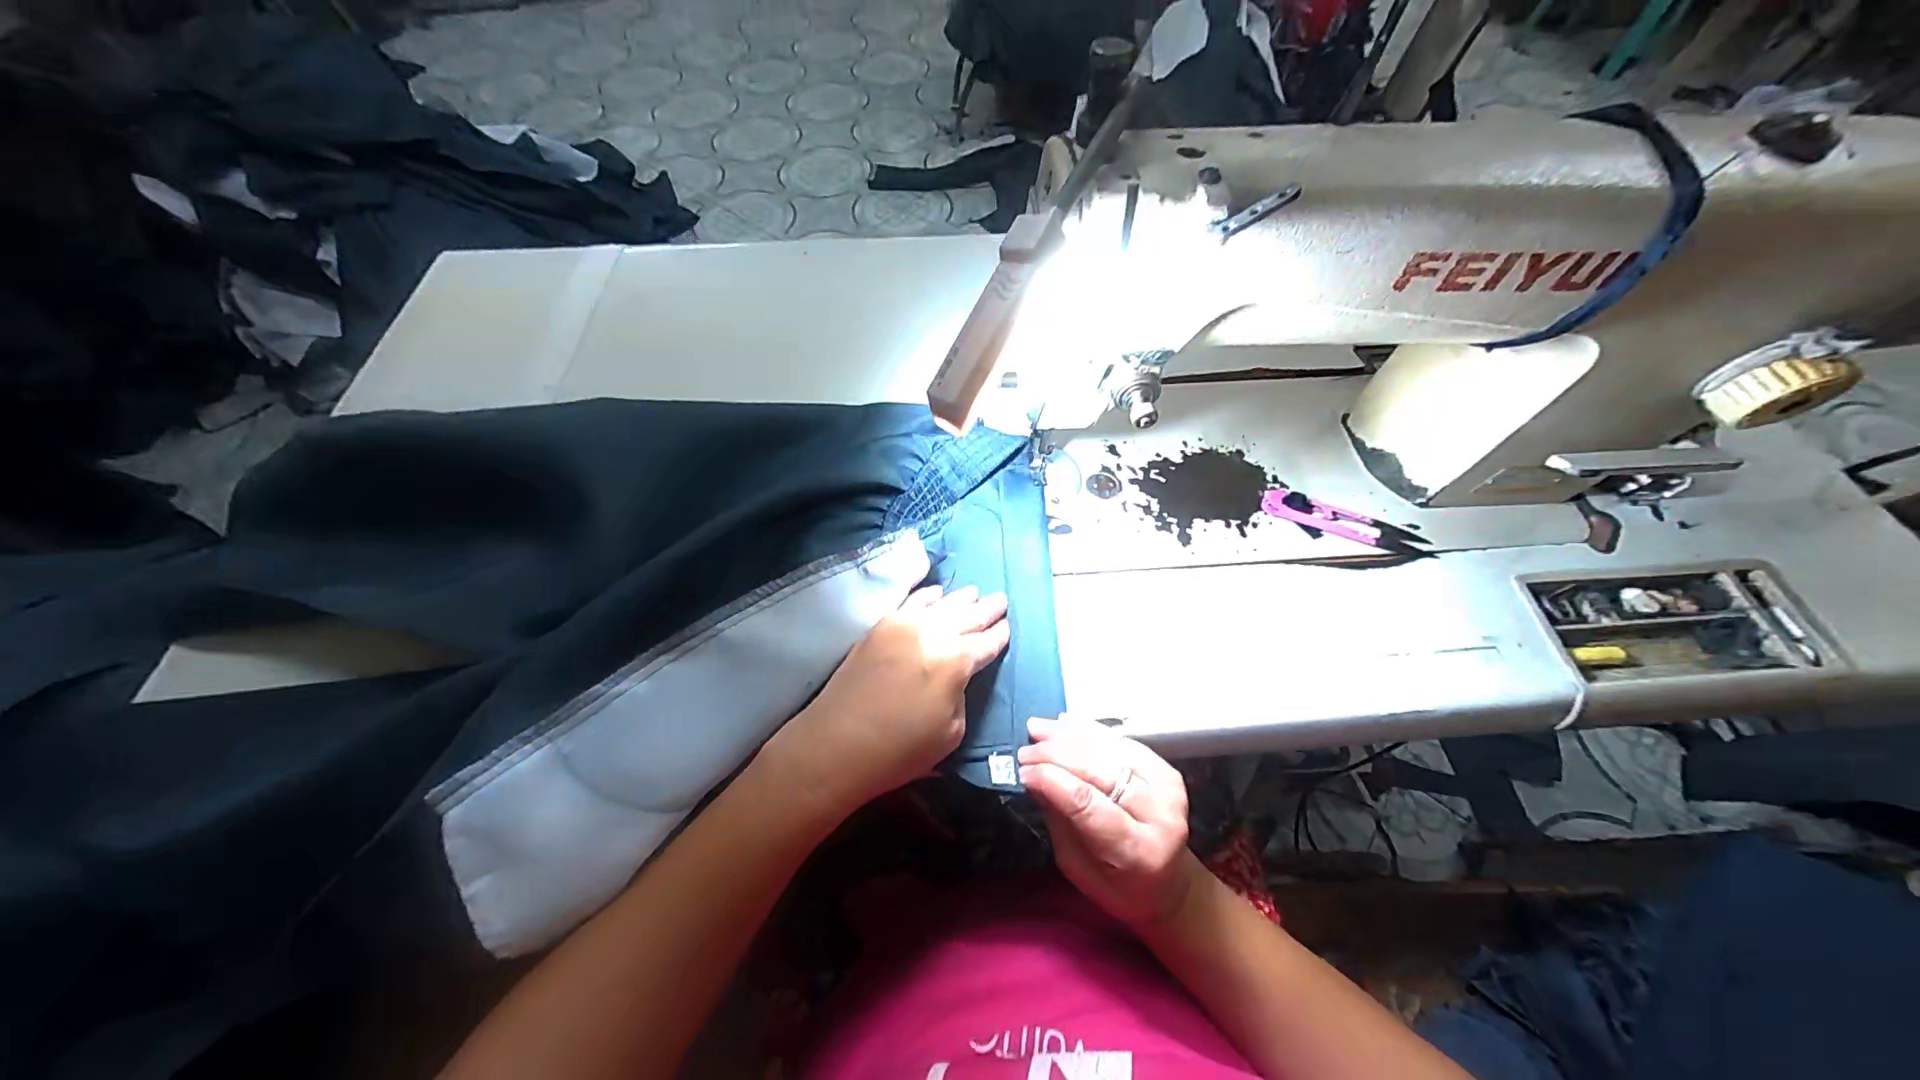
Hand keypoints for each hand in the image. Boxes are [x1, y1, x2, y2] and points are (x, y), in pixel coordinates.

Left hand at [766, 584, 1009, 815]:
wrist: (836, 745)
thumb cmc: (899, 751)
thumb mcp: (951, 732)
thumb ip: (960, 694)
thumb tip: (956, 675)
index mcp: (955, 661)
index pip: (987, 643)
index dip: (1000, 636)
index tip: (1008, 626)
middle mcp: (932, 633)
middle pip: (967, 616)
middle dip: (987, 609)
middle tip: (1001, 600)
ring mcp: (902, 625)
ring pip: (941, 604)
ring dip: (961, 599)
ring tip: (975, 592)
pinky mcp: (879, 627)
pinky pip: (910, 603)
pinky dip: (926, 596)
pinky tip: (936, 593)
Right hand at [1019, 716, 1200, 928]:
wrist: (1170, 885)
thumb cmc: (1117, 886)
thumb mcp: (1077, 866)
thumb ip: (1059, 820)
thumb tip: (1033, 778)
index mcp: (1137, 852)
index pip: (1087, 803)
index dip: (1052, 780)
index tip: (1023, 771)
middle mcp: (1160, 816)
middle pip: (1099, 770)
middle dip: (1055, 755)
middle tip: (1026, 751)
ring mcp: (1168, 789)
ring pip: (1110, 750)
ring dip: (1070, 736)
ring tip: (1039, 730)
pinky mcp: (1168, 771)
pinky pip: (1124, 742)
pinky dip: (1091, 731)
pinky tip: (1065, 725)